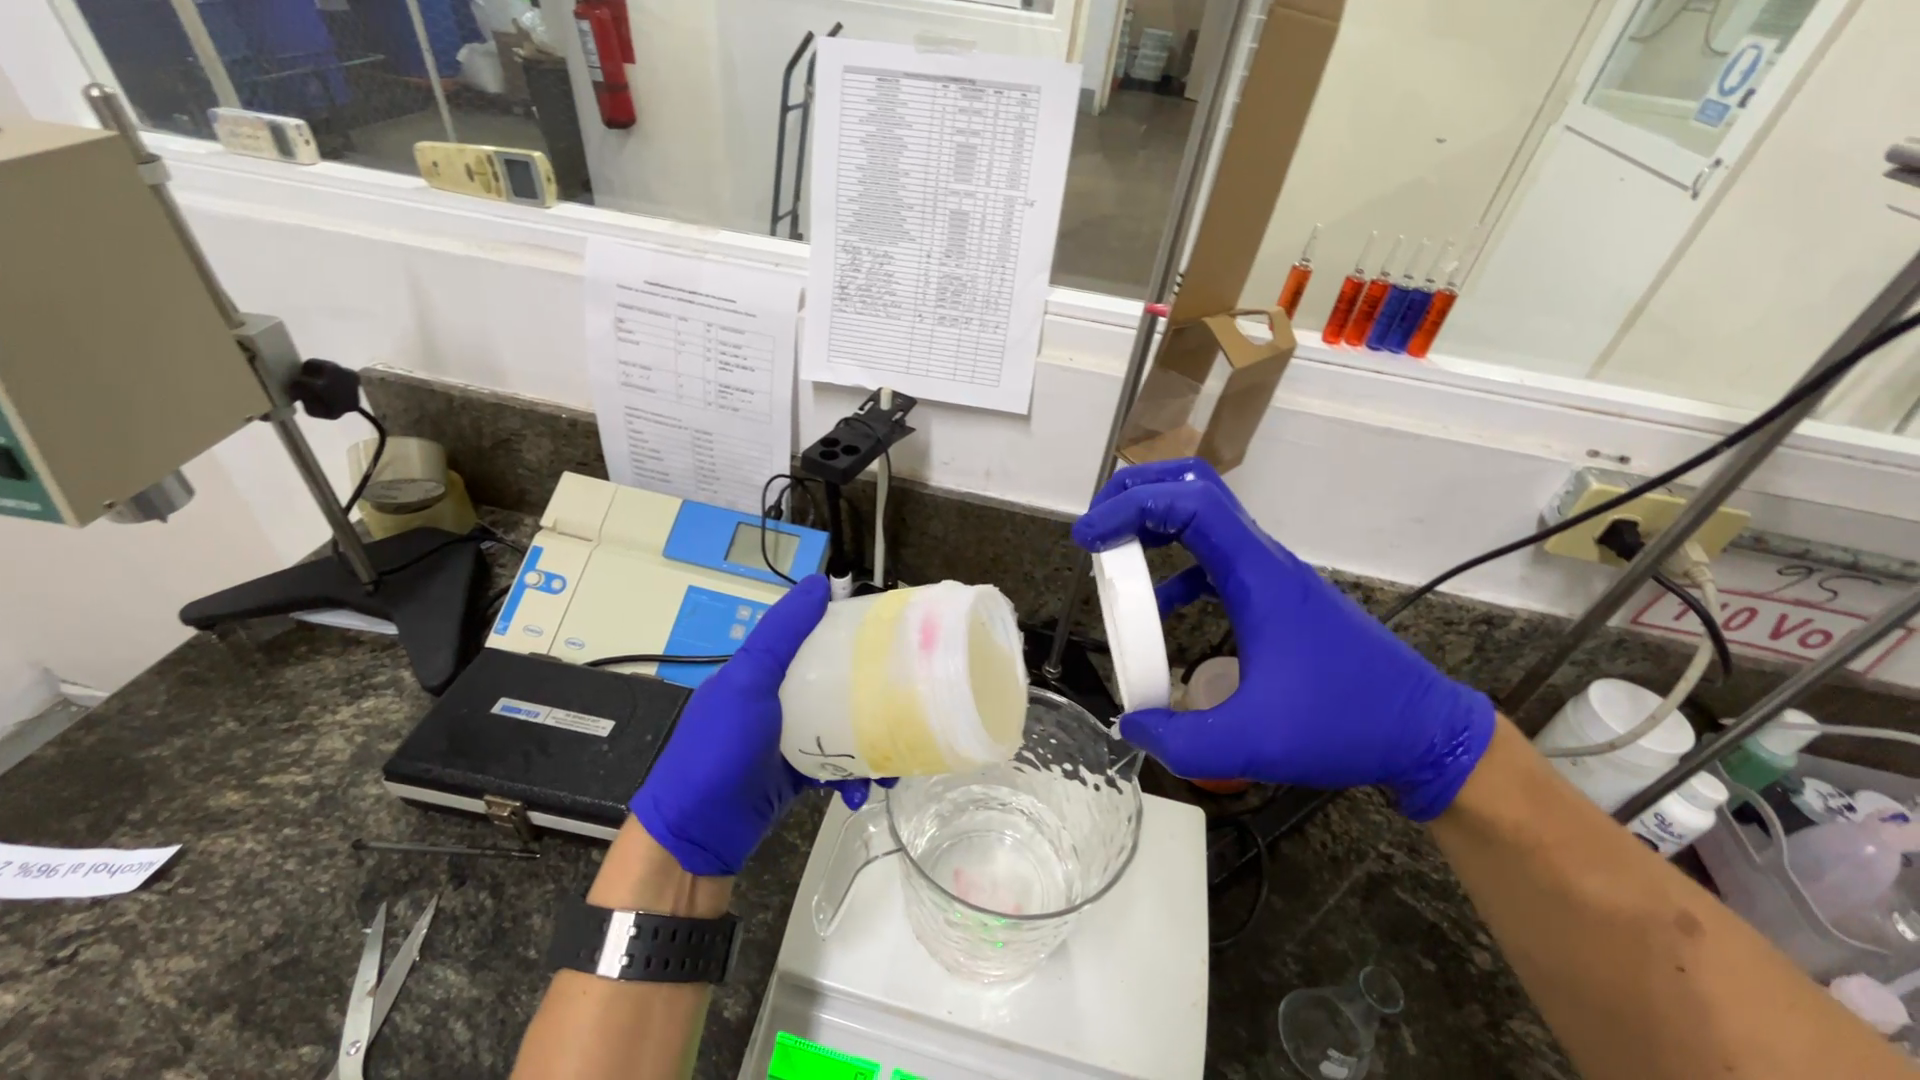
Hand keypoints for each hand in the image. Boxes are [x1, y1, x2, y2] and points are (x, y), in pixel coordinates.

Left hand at [629, 575, 876, 875]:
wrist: (696, 832)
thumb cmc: (719, 749)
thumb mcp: (748, 681)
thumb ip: (782, 634)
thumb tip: (820, 582)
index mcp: (764, 670)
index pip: (814, 637)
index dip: (851, 632)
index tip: (892, 633)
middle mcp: (778, 700)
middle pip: (837, 684)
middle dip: (873, 696)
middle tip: (907, 700)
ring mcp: (788, 741)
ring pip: (843, 729)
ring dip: (870, 744)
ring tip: (892, 762)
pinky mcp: (798, 777)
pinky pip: (837, 768)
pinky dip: (852, 779)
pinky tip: (859, 792)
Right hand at [1072, 459, 1493, 821]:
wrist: (1421, 729)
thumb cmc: (1345, 723)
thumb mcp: (1254, 744)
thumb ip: (1181, 742)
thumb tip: (1131, 728)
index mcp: (1257, 574)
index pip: (1189, 503)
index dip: (1130, 507)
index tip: (1087, 540)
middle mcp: (1264, 560)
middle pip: (1196, 489)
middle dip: (1138, 494)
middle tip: (1096, 528)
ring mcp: (1272, 576)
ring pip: (1207, 519)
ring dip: (1156, 525)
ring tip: (1114, 558)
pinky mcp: (1277, 598)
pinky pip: (1216, 560)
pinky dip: (1178, 569)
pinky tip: (1163, 609)